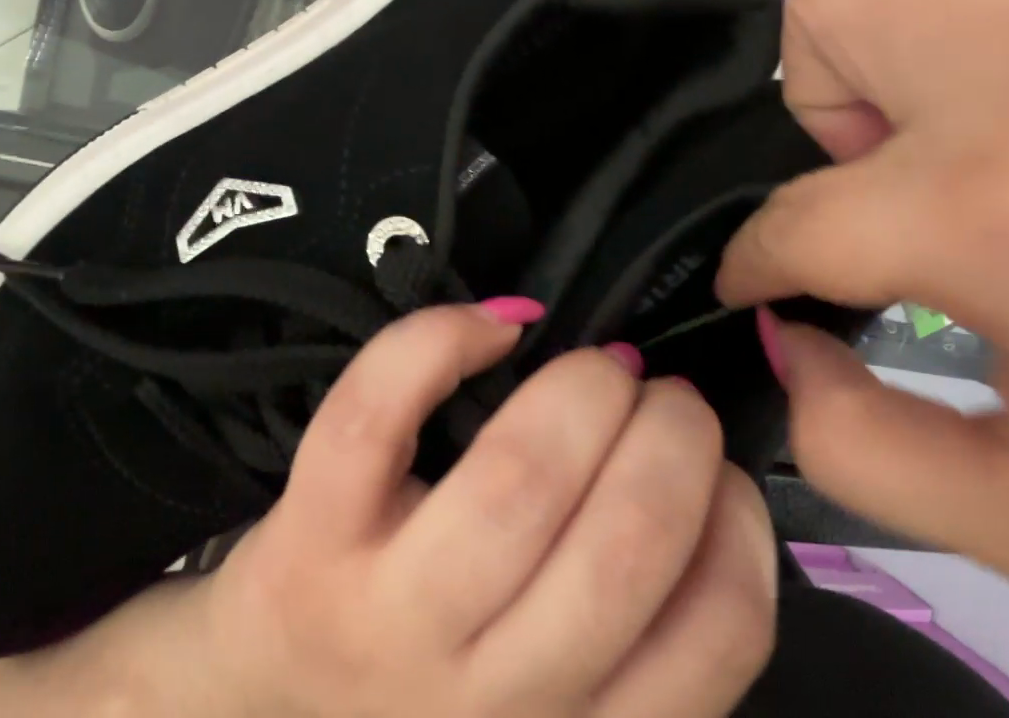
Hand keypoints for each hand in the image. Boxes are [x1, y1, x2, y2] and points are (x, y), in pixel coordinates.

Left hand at [79, 304, 776, 717]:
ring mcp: (387, 618)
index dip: (740, 520)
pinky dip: (442, 343)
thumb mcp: (556, 691)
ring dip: (584, 390)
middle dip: (671, 430)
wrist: (268, 699)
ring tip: (596, 370)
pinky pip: (374, 415)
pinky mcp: (307, 542)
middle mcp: (490, 696)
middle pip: (625, 540)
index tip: (716, 472)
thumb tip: (707, 477)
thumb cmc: (434, 679)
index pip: (719, 634)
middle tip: (658, 396)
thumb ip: (639, 618)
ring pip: (518, 477)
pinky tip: (494, 328)